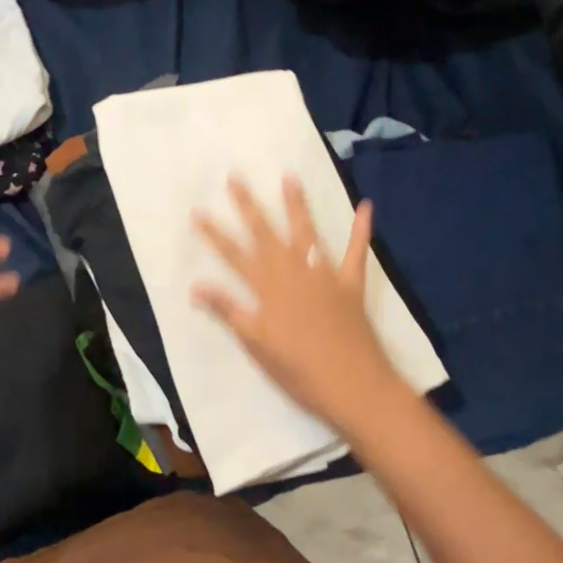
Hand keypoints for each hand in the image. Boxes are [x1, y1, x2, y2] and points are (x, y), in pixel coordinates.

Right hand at [194, 176, 411, 431]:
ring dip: (297, 204)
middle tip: (236, 176)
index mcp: (267, 288)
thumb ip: (228, 311)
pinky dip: (361, 229)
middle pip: (266, 233)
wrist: (354, 386)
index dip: (215, 233)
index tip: (197, 210)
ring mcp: (324, 275)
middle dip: (248, 205)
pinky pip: (356, 252)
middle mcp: (293, 272)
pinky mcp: (351, 284)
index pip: (234, 255)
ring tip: (289, 176)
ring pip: (306, 232)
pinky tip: (366, 206)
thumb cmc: (299, 371)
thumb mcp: (256, 344)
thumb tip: (196, 285)